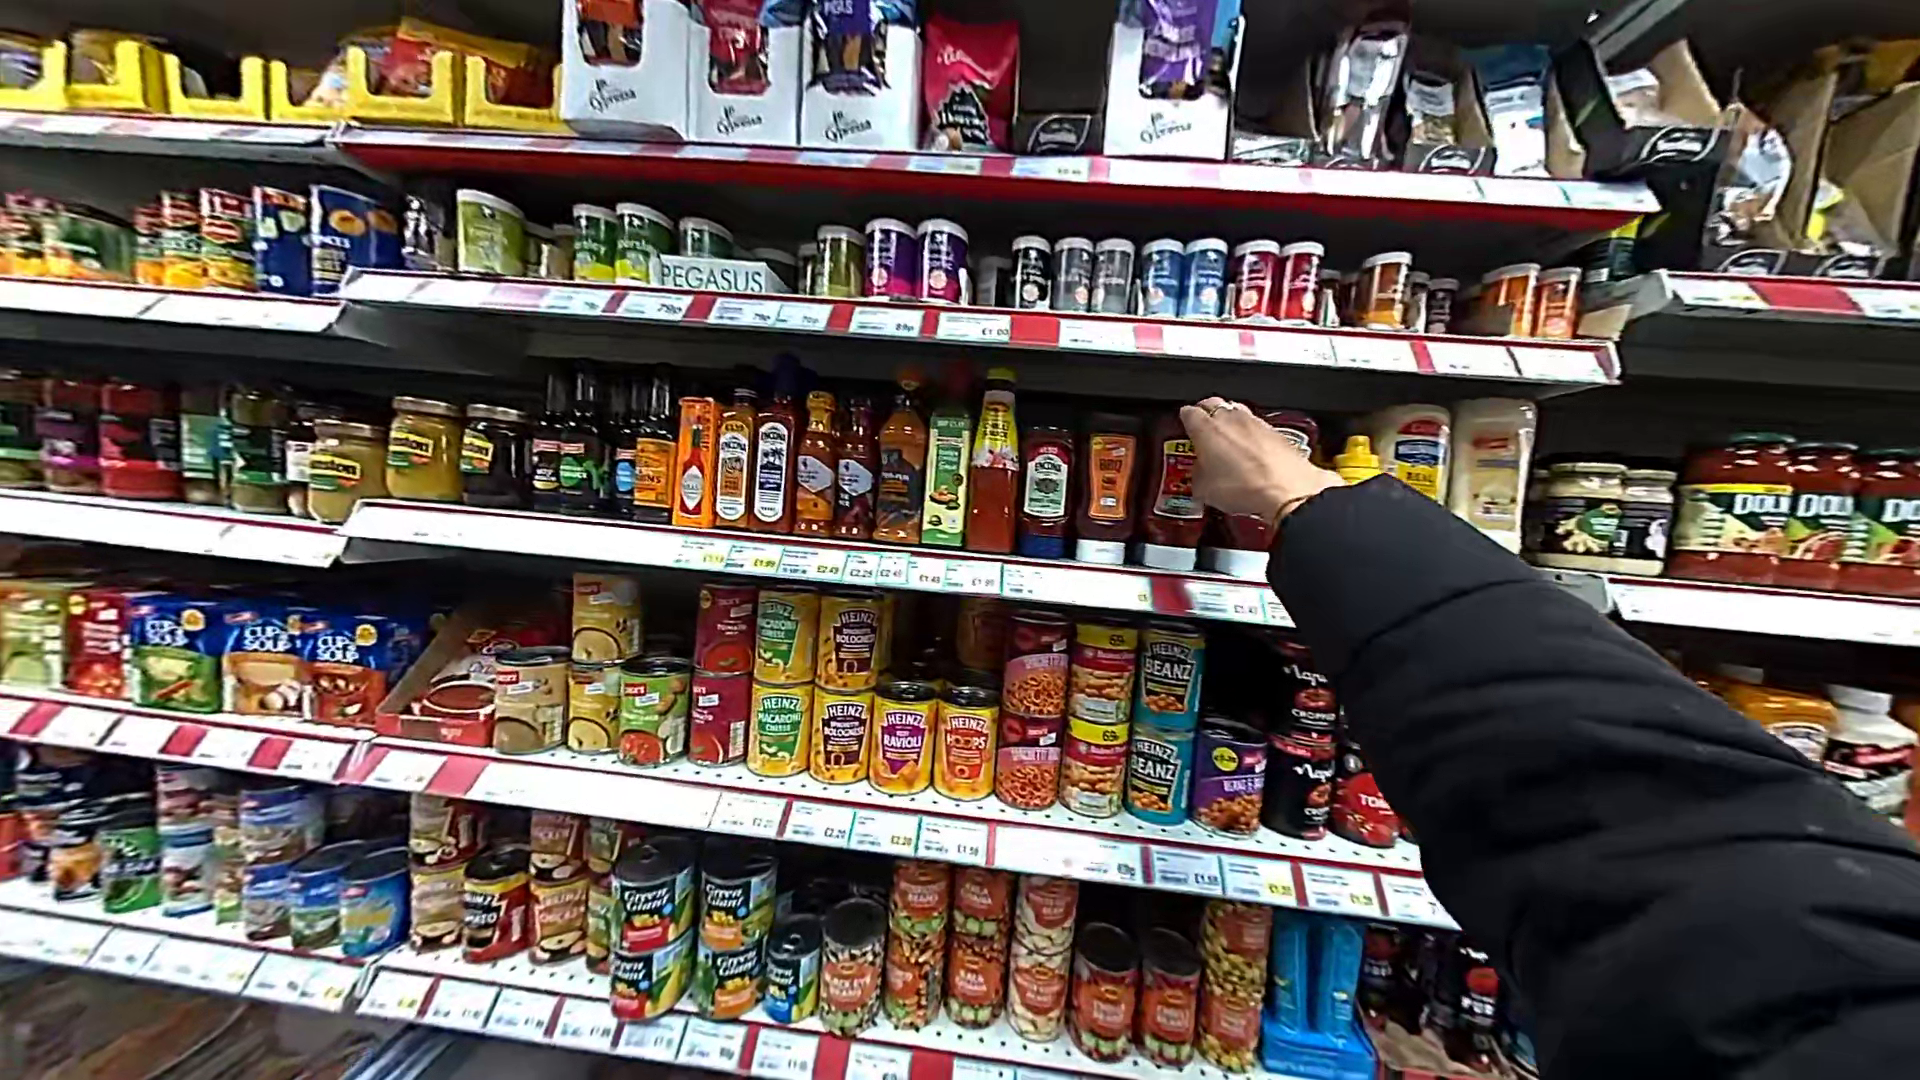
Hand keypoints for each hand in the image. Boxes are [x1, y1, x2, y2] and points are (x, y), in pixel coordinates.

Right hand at [1179, 398, 1345, 523]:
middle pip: (1213, 403)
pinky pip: (1257, 426)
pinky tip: (1249, 451)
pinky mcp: (1277, 433)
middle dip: (1206, 412)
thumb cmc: (1246, 486)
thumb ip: (1197, 474)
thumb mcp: (1204, 489)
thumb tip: (1199, 473)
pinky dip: (1250, 434)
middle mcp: (1230, 419)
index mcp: (1206, 428)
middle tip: (1202, 426)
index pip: (1188, 412)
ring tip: (1226, 439)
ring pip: (1237, 411)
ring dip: (1229, 421)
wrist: (1288, 491)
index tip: (1183, 424)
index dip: (1183, 418)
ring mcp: (1256, 423)